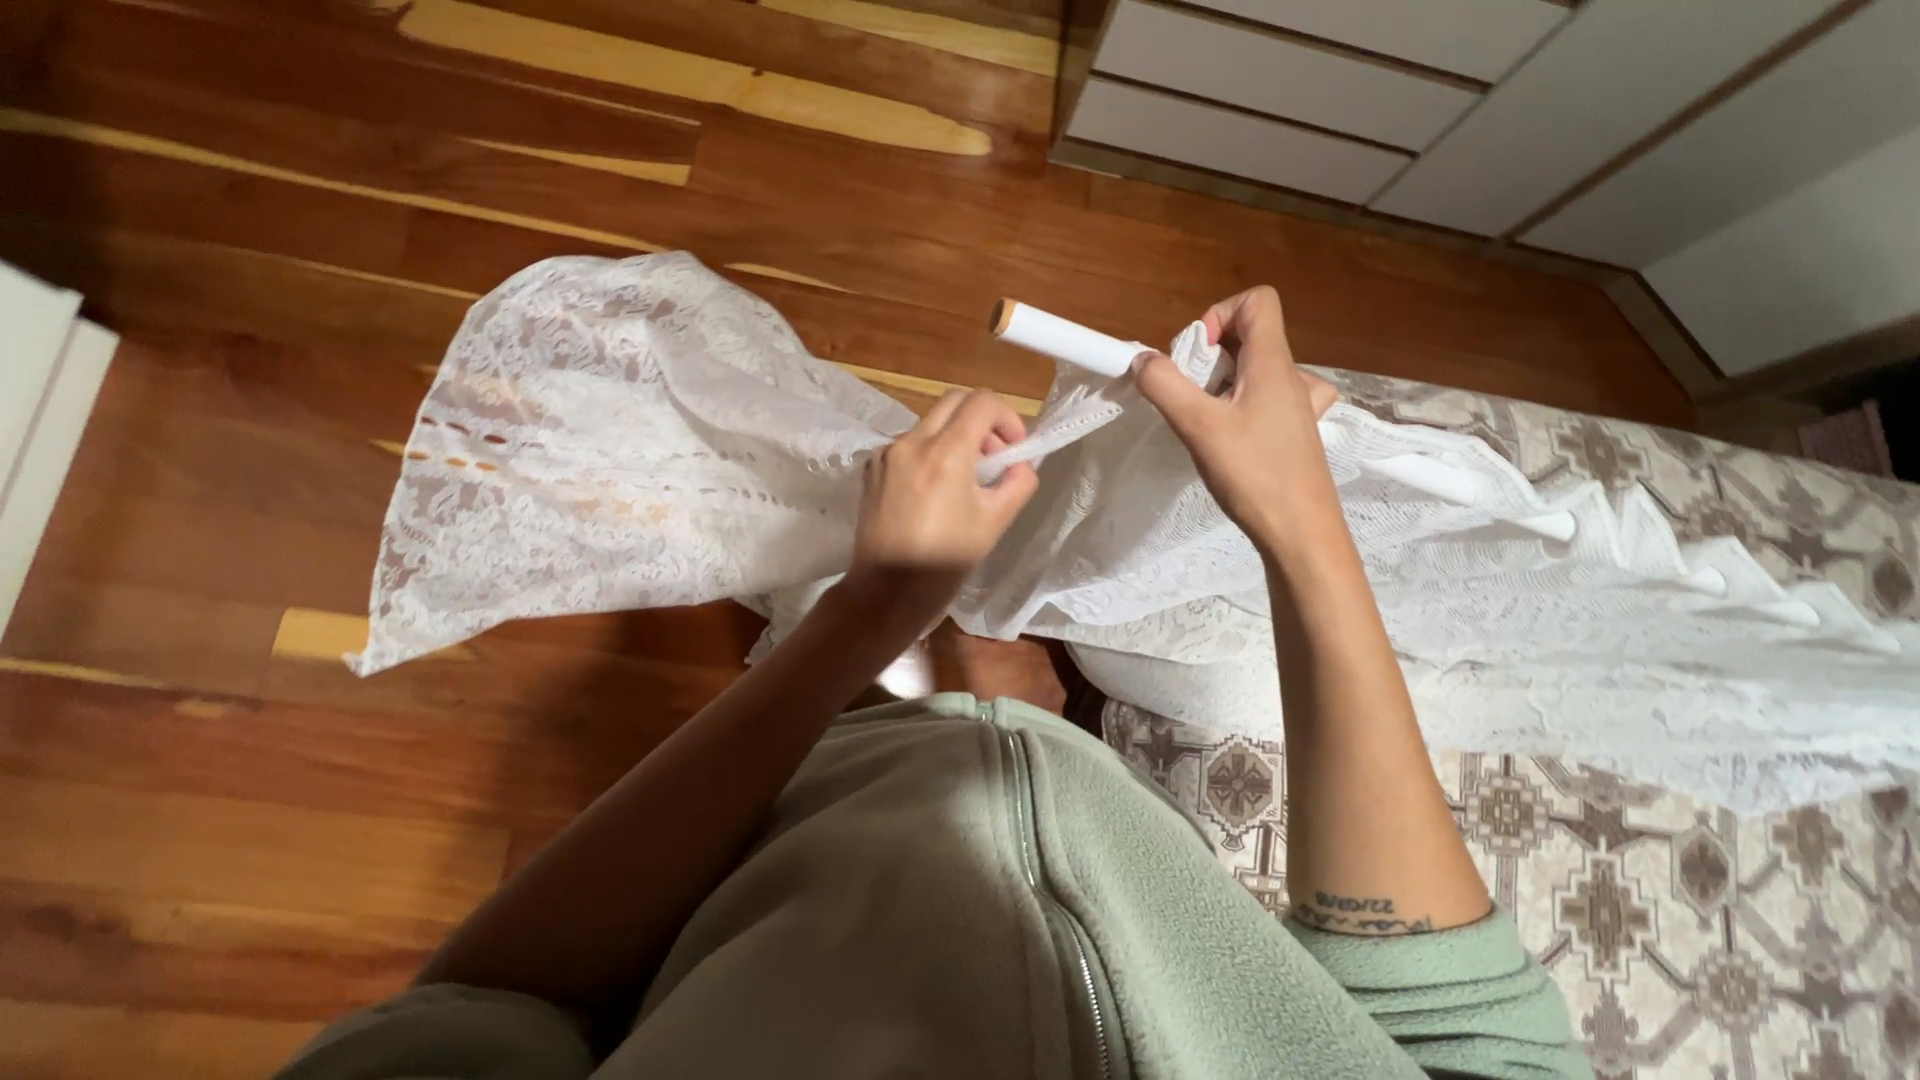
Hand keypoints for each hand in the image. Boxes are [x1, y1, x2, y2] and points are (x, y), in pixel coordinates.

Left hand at [843, 388, 1038, 623]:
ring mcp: (887, 453)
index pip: (982, 402)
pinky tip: (935, 491)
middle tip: (993, 457)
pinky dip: (929, 452)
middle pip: (954, 402)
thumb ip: (1017, 483)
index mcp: (945, 452)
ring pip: (929, 423)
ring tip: (965, 478)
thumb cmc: (945, 562)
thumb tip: (1020, 464)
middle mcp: (912, 442)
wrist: (887, 591)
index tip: (1014, 449)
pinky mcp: (872, 469)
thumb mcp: (995, 523)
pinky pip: (908, 445)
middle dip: (981, 421)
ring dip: (954, 436)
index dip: (1008, 418)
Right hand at [1134, 286, 1339, 550]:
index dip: (1220, 314)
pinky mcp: (1296, 434)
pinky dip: (1244, 406)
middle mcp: (1291, 376)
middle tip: (1192, 395)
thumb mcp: (1198, 426)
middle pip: (1250, 335)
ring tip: (1209, 420)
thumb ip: (1165, 386)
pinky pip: (1267, 399)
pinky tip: (1234, 435)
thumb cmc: (1254, 474)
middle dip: (1211, 356)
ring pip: (1256, 370)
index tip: (1197, 355)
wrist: (1301, 532)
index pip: (1257, 300)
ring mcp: (1298, 406)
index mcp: (1273, 362)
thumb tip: (1141, 359)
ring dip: (1225, 383)